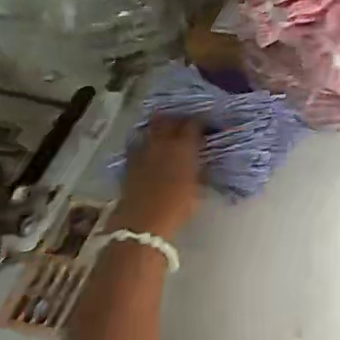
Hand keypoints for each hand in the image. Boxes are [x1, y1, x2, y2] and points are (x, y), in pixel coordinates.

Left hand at [111, 116, 204, 239]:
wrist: (144, 220)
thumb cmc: (177, 207)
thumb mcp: (197, 189)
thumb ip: (200, 170)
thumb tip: (203, 162)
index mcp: (183, 147)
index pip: (193, 124)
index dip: (201, 122)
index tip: (208, 125)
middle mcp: (162, 141)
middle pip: (171, 119)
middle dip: (181, 119)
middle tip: (189, 125)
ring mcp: (144, 148)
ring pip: (153, 126)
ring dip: (163, 126)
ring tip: (170, 132)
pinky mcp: (131, 158)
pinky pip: (141, 140)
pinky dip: (149, 139)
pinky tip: (153, 146)